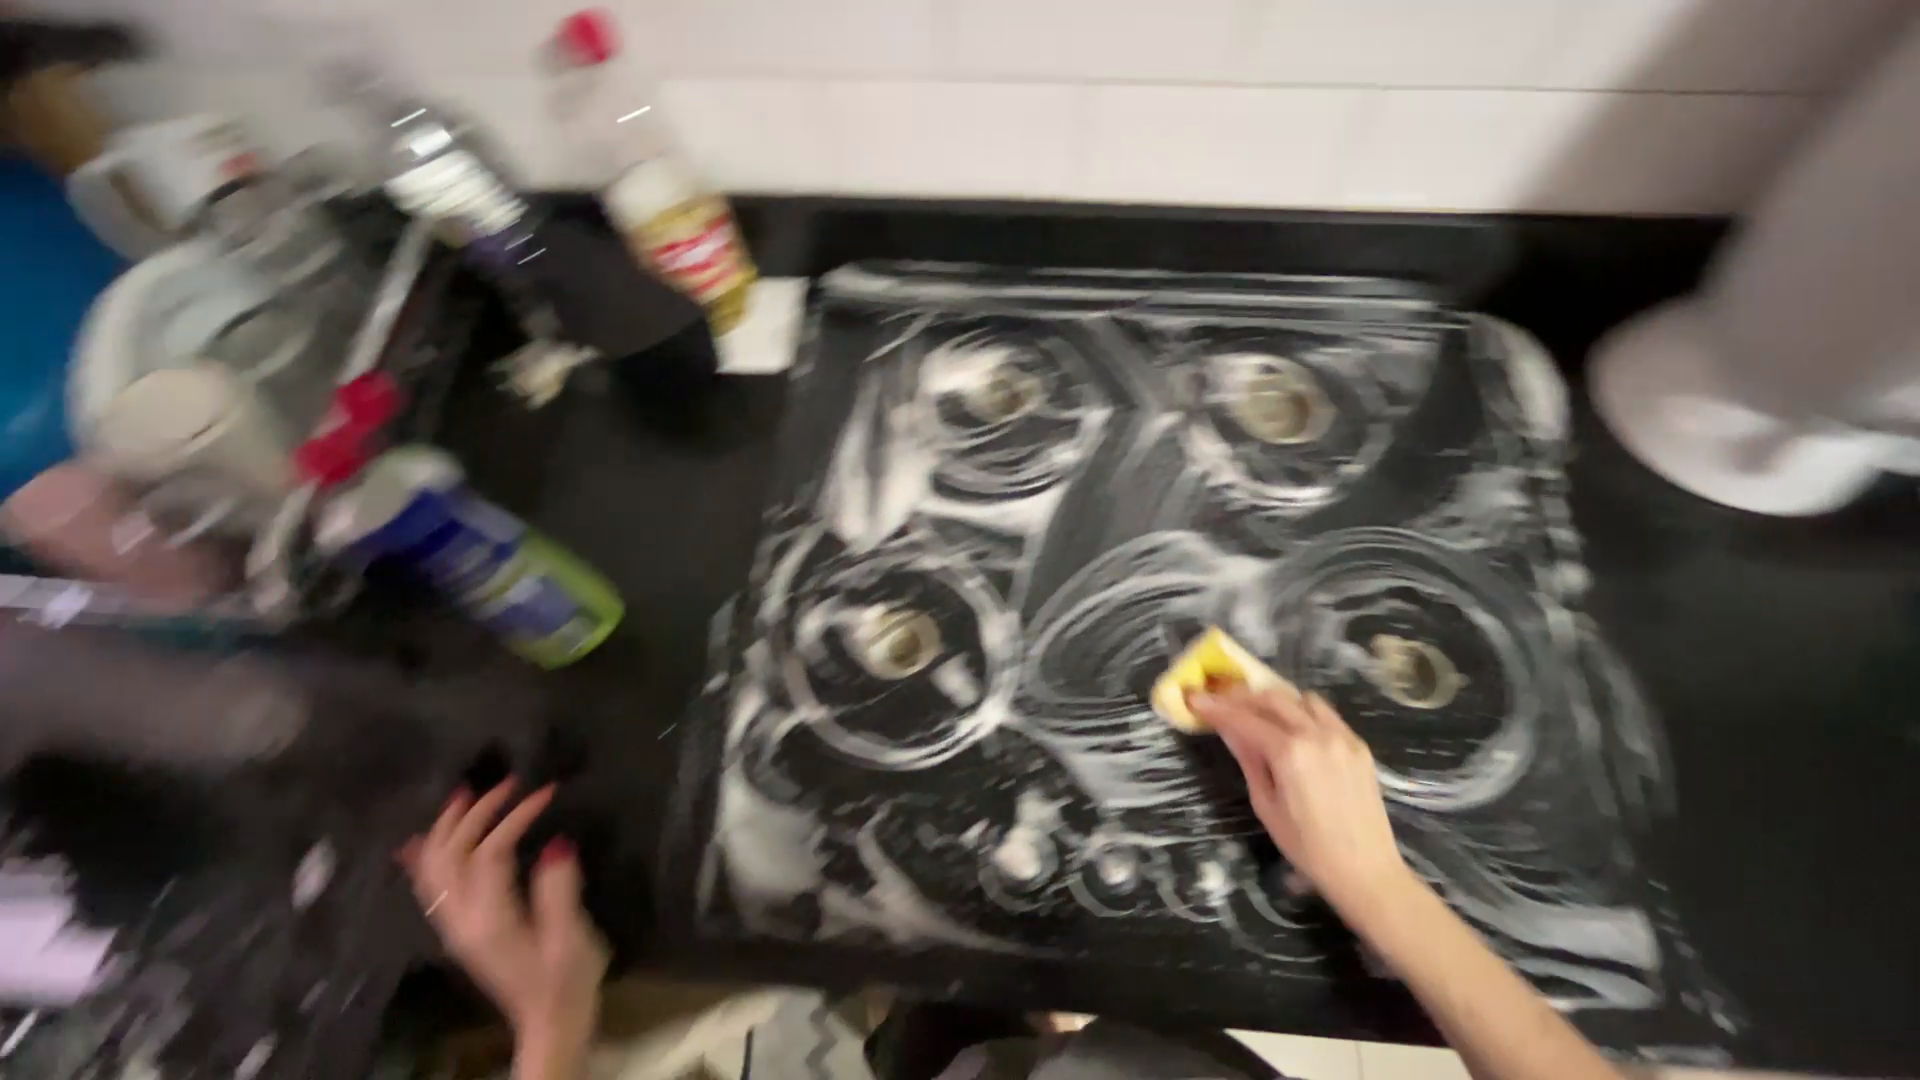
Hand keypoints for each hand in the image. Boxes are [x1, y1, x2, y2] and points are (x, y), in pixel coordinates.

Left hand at [399, 780, 607, 1060]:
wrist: (550, 1019)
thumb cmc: (567, 977)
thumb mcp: (571, 934)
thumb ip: (559, 890)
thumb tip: (556, 844)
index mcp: (489, 919)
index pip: (490, 852)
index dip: (514, 817)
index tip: (545, 792)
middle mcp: (462, 920)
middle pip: (451, 854)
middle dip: (476, 813)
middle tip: (508, 784)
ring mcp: (456, 926)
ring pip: (433, 868)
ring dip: (445, 828)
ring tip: (463, 795)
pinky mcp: (461, 929)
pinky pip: (430, 886)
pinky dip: (425, 857)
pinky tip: (421, 841)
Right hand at [1189, 686, 1410, 909]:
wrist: (1365, 869)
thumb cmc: (1307, 846)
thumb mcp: (1266, 805)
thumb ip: (1248, 759)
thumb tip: (1227, 729)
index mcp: (1290, 753)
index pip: (1244, 719)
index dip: (1216, 707)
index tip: (1195, 698)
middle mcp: (1317, 735)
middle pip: (1272, 698)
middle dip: (1242, 696)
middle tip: (1221, 702)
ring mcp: (1342, 737)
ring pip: (1301, 698)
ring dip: (1275, 700)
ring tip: (1257, 713)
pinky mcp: (1358, 745)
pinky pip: (1325, 713)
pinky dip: (1303, 711)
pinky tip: (1292, 728)